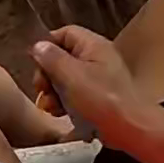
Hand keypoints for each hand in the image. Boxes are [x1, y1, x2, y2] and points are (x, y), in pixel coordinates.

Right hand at [30, 26, 157, 145]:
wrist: (128, 129)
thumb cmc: (100, 100)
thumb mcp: (70, 76)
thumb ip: (51, 58)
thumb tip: (38, 46)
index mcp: (93, 46)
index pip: (64, 34)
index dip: (47, 46)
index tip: (35, 64)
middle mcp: (96, 59)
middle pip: (62, 58)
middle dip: (47, 75)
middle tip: (41, 89)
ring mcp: (97, 79)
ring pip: (65, 79)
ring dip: (52, 92)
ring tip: (50, 107)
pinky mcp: (97, 98)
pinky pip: (74, 95)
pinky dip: (63, 103)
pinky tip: (59, 113)